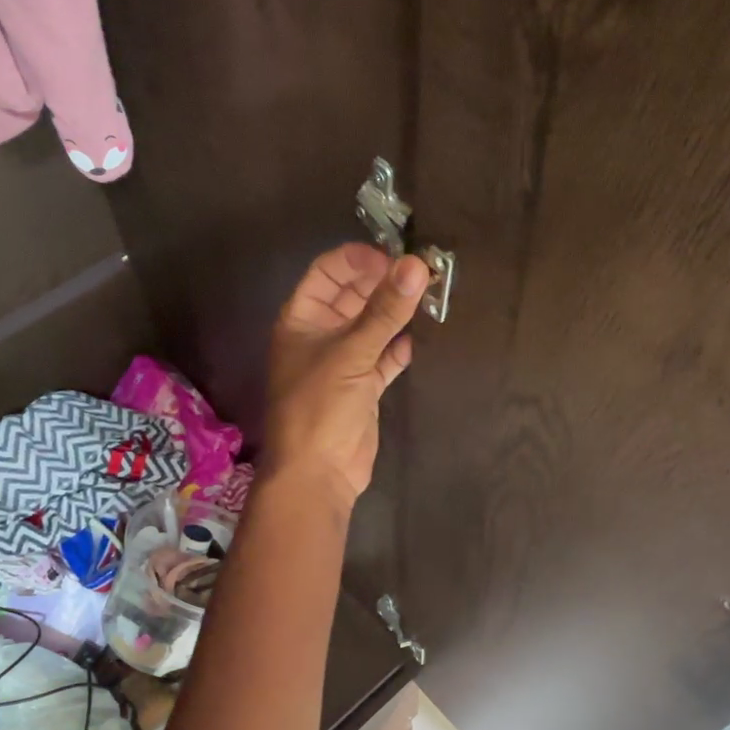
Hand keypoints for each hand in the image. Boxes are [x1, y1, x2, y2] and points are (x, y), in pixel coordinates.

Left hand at [264, 243, 429, 508]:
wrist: (317, 472)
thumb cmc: (321, 407)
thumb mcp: (352, 353)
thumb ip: (385, 311)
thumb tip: (416, 265)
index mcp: (302, 319)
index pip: (328, 272)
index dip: (359, 260)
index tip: (395, 257)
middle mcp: (319, 336)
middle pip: (352, 296)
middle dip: (383, 283)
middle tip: (422, 273)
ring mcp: (341, 363)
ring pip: (371, 327)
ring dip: (395, 315)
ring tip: (428, 298)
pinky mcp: (362, 388)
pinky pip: (382, 359)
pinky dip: (398, 350)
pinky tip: (416, 341)